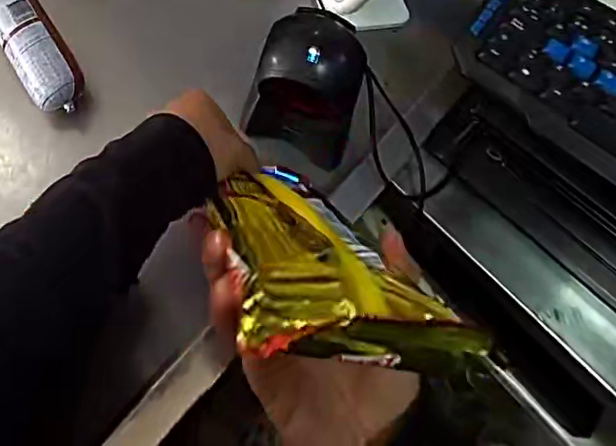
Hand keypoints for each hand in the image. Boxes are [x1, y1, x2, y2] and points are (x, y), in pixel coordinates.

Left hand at [162, 88, 257, 179]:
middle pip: (202, 131)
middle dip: (210, 152)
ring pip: (184, 143)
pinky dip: (176, 165)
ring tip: (199, 181)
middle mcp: (181, 103)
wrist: (171, 158)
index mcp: (204, 99)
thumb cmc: (209, 146)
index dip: (231, 145)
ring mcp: (162, 119)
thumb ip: (249, 157)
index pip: (224, 121)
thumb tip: (254, 166)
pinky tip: (182, 180)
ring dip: (192, 159)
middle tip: (216, 175)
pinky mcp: (148, 138)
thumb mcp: (238, 153)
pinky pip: (169, 153)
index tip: (232, 164)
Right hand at [204, 226, 422, 445]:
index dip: (258, 219)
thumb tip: (391, 234)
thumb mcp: (397, 320)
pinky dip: (225, 309)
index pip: (277, 245)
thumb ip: (396, 277)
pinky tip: (226, 290)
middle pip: (244, 260)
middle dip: (226, 236)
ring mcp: (264, 327)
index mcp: (311, 287)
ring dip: (218, 264)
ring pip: (231, 288)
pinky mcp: (253, 358)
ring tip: (217, 244)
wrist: (370, 436)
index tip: (244, 194)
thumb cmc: (385, 377)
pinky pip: (232, 330)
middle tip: (218, 215)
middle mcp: (282, 302)